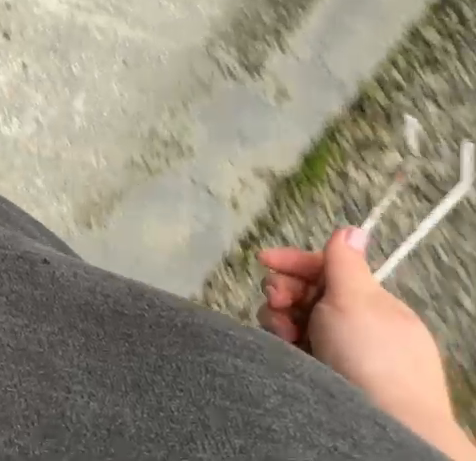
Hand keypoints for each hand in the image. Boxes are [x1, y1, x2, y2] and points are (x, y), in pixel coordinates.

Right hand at [259, 228, 474, 457]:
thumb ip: (345, 264)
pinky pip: (293, 340)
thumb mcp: (356, 301)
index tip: (263, 260)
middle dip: (283, 291)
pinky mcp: (323, 367)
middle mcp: (359, 324)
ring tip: (283, 332)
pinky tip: (286, 346)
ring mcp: (342, 348)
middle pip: (306, 291)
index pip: (328, 269)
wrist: (384, 420)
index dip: (294, 261)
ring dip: (278, 316)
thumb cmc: (371, 354)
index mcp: (375, 305)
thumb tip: (353, 228)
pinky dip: (283, 337)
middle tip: (277, 303)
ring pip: (294, 316)